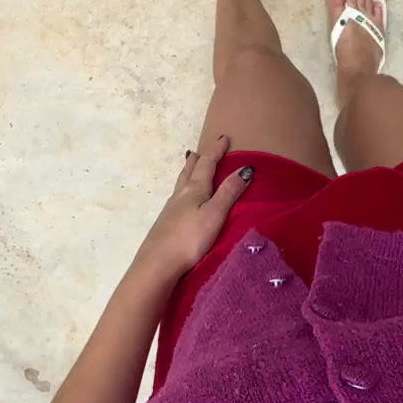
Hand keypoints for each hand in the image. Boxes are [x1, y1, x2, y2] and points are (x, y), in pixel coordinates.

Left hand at [133, 134, 252, 279]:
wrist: (157, 263)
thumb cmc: (190, 238)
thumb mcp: (215, 213)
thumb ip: (229, 192)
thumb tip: (245, 167)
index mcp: (194, 190)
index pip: (207, 165)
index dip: (216, 152)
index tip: (223, 138)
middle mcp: (180, 195)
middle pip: (189, 172)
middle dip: (197, 160)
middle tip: (199, 150)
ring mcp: (170, 210)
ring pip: (181, 184)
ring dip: (187, 172)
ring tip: (189, 166)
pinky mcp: (165, 224)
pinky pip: (176, 198)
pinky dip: (182, 190)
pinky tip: (181, 199)